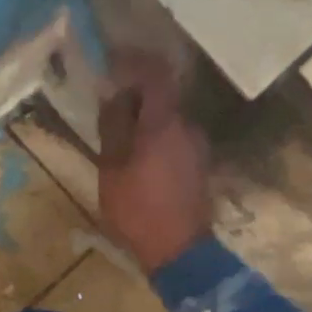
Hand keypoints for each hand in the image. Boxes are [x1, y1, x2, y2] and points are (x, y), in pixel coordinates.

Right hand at [97, 50, 211, 273]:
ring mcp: (198, 147)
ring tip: (122, 140)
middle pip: (163, 98)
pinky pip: (176, 140)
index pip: (155, 74)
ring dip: (147, 122)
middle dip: (137, 97)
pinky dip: (157, 139)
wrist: (179, 251)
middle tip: (110, 108)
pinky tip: (140, 161)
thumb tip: (113, 95)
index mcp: (164, 123)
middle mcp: (187, 126)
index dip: (135, 62)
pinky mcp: (200, 166)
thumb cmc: (137, 209)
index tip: (114, 60)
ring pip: (169, 121)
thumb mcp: (112, 169)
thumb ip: (113, 127)